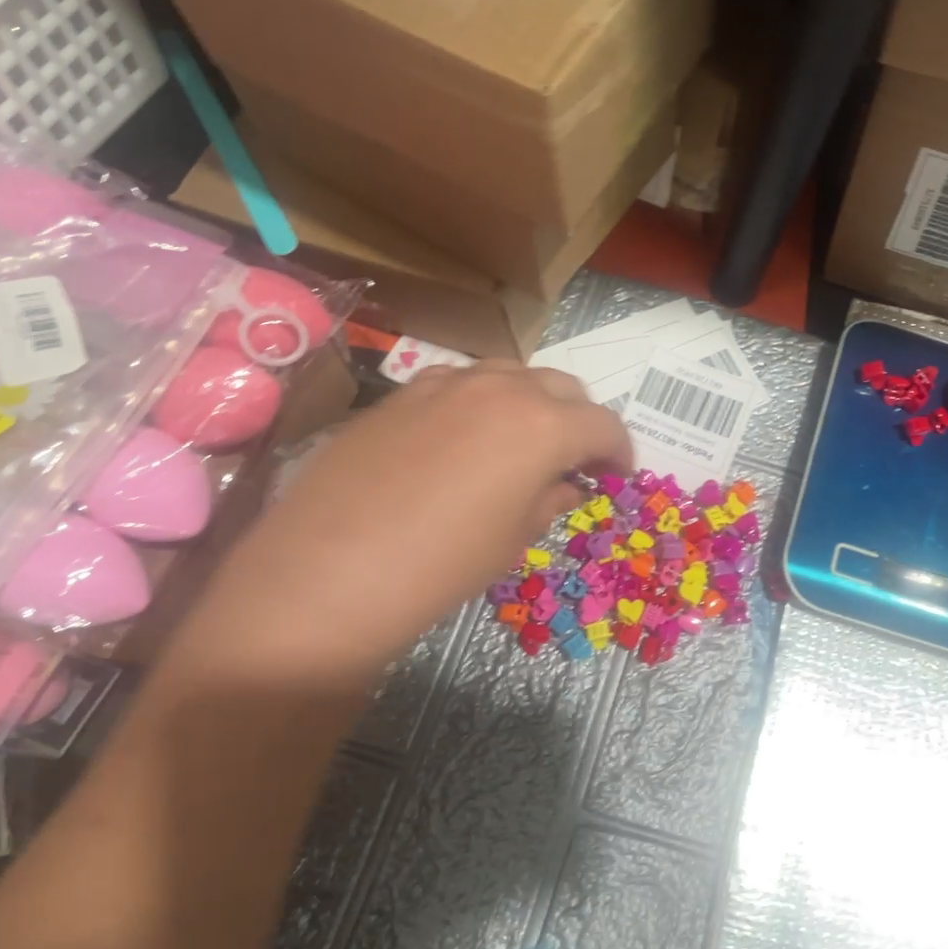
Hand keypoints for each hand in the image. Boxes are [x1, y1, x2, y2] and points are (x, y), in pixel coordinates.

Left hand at [168, 362, 631, 682]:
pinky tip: (465, 441)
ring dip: (532, 404)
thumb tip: (565, 484)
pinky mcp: (401, 393)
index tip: (616, 476)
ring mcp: (445, 382)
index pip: (604, 424)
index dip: (619, 451)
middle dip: (579, 421)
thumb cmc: (441, 566)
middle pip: (562, 387)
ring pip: (510, 375)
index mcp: (543, 425)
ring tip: (522, 445)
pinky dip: (482, 403)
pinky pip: (460, 383)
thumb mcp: (512, 539)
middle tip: (575, 461)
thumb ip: (549, 500)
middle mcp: (500, 388)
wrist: (328, 573)